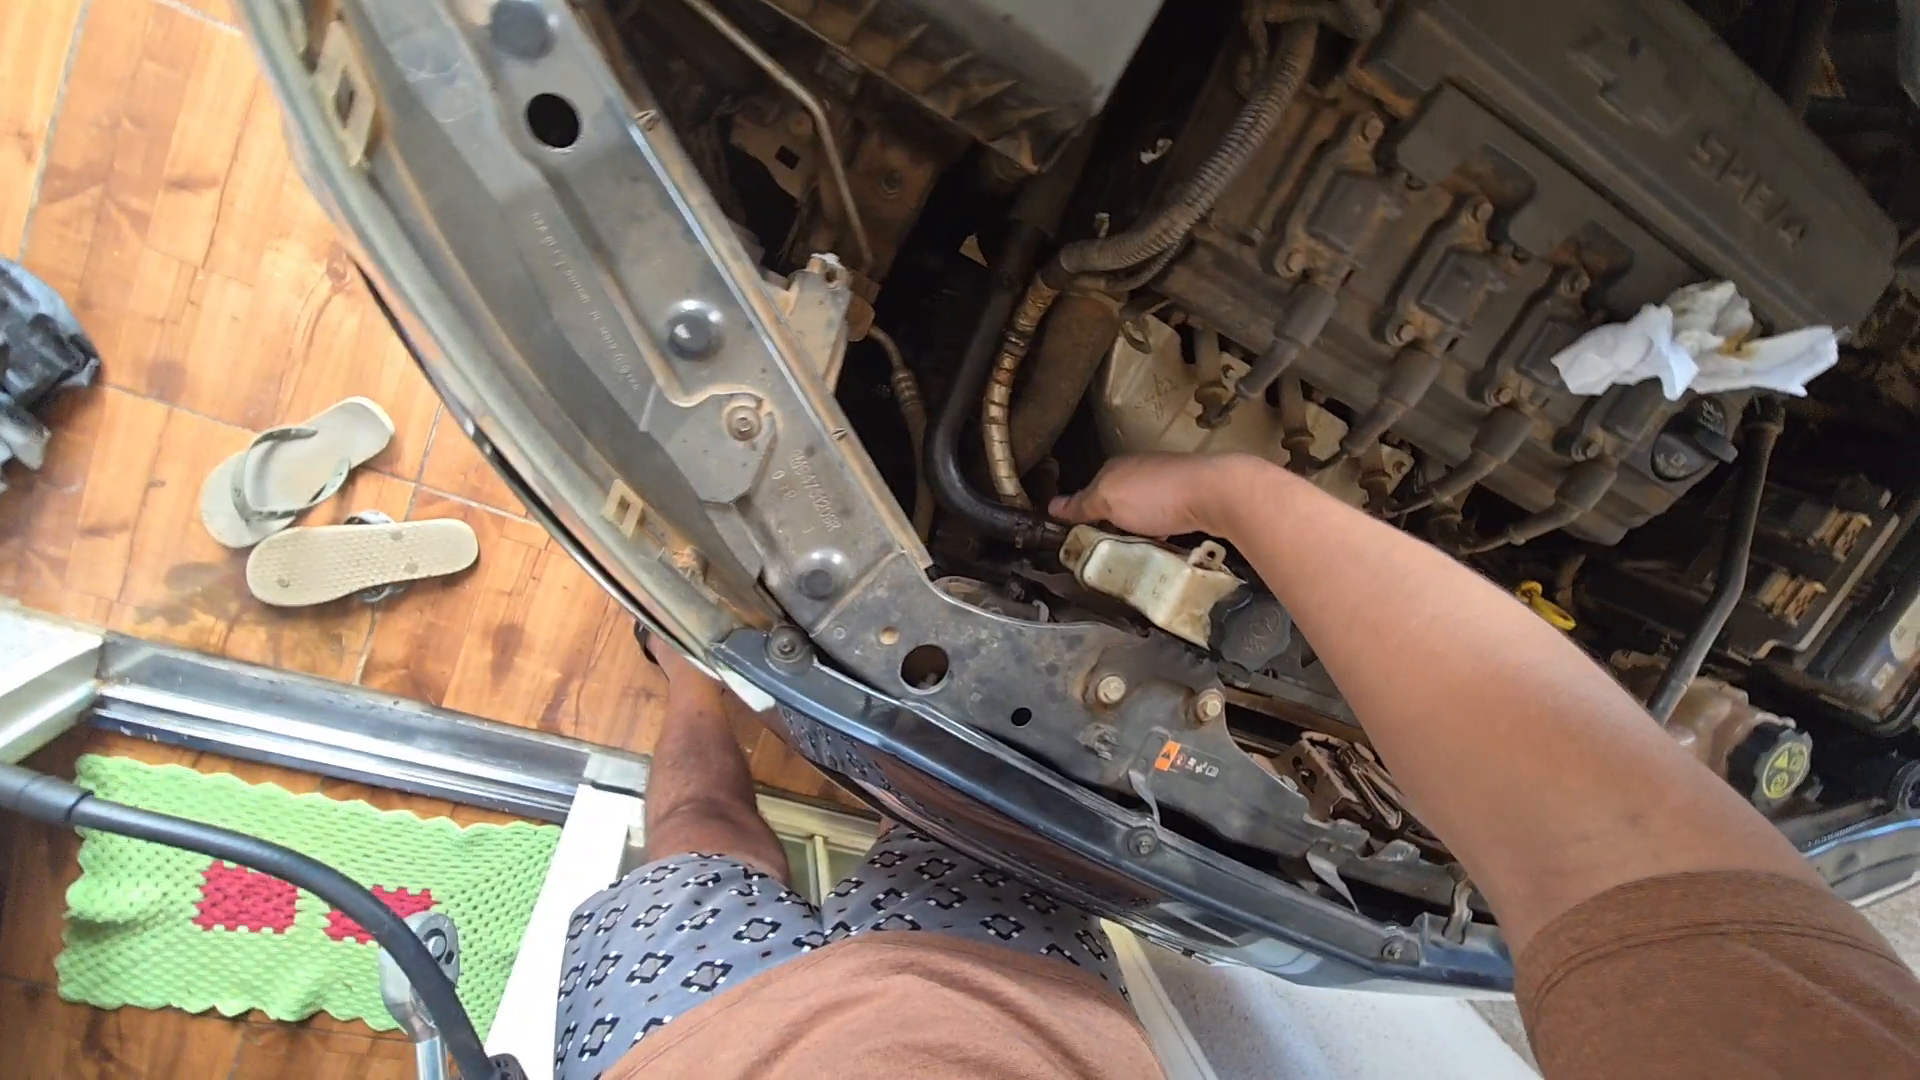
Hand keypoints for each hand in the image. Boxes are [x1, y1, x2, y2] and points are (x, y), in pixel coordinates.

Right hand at [1049, 453, 1265, 538]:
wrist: (1215, 494)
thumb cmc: (1155, 496)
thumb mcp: (1107, 501)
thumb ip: (1081, 505)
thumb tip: (1051, 506)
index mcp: (1115, 467)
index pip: (1089, 491)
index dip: (1083, 514)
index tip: (1079, 539)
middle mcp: (1139, 470)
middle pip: (1115, 501)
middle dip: (1109, 523)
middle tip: (1104, 551)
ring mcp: (1166, 482)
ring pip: (1140, 511)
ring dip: (1135, 529)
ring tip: (1131, 552)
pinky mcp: (1189, 497)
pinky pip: (1164, 517)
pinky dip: (1158, 531)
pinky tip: (1160, 544)